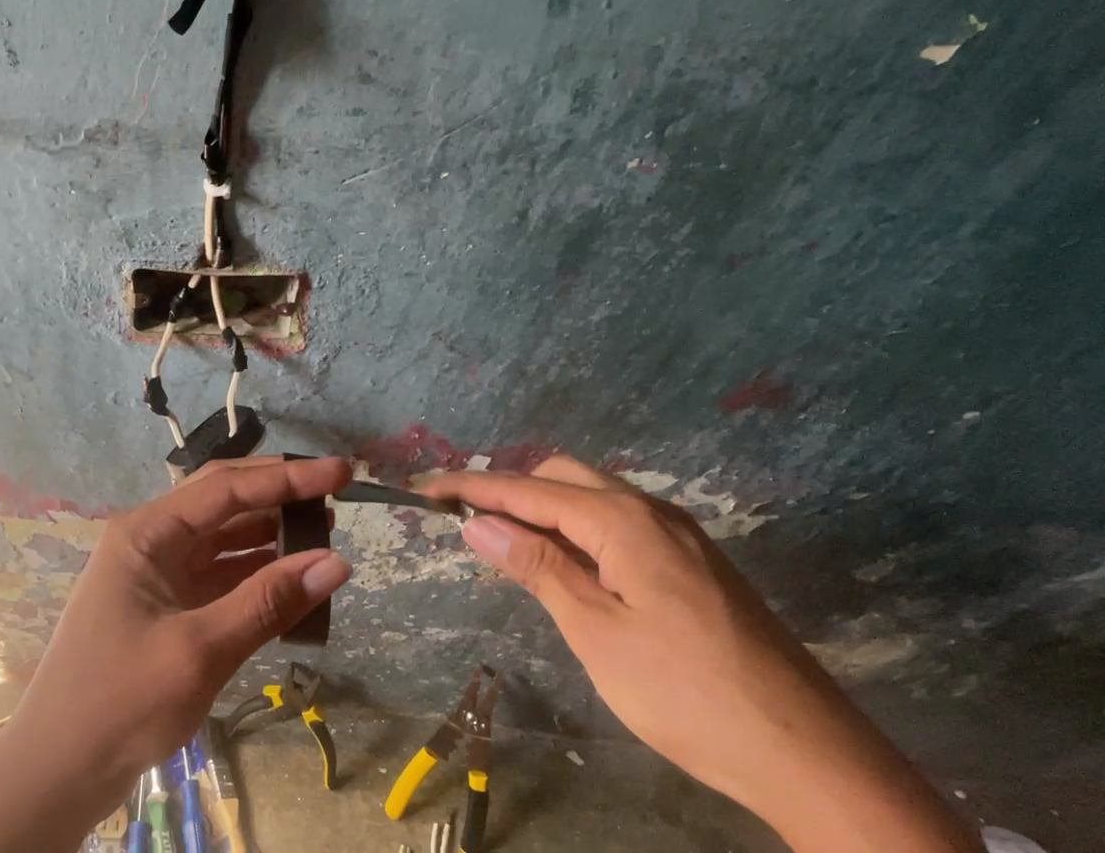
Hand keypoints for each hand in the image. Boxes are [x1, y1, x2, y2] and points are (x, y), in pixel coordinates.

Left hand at [0, 456, 353, 852]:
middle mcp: (150, 541)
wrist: (61, 766)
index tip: (342, 473)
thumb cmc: (121, 700)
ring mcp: (157, 575)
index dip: (288, 478)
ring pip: (224, 539)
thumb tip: (337, 562)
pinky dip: (256, 576)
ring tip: (325, 535)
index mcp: (146, 533)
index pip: (226, 488)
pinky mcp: (166, 607)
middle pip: (223, 502)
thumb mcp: (200, 651)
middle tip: (337, 498)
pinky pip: (219, 576)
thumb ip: (267, 603)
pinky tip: (293, 581)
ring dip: (271, 535)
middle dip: (279, 496)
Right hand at [427, 456, 977, 852]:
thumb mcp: (594, 630)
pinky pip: (621, 524)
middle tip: (464, 519)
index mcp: (623, 521)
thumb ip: (537, 568)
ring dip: (545, 508)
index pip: (528, 489)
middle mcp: (654, 513)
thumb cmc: (683, 691)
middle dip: (509, 488)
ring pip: (596, 498)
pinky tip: (567, 564)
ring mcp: (682, 538)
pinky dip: (579, 529)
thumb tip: (479, 524)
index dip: (471, 487)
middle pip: (564, 477)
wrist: (807, 752)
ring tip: (505, 540)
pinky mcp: (697, 566)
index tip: (422, 487)